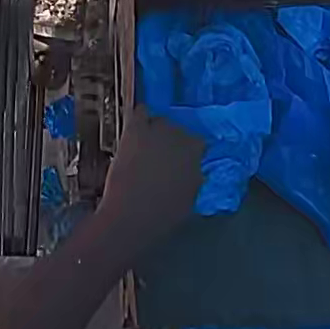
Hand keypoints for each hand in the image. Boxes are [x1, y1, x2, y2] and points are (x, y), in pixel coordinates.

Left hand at [96, 109, 204, 248]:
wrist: (131, 217)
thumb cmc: (164, 215)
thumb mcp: (190, 197)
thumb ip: (194, 177)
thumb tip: (193, 170)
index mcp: (196, 151)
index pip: (198, 143)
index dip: (189, 153)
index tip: (181, 162)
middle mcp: (181, 134)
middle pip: (179, 130)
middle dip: (172, 142)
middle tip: (162, 157)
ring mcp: (158, 128)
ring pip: (160, 120)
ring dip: (156, 131)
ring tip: (146, 147)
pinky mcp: (136, 128)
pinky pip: (141, 112)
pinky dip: (140, 118)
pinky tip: (136, 127)